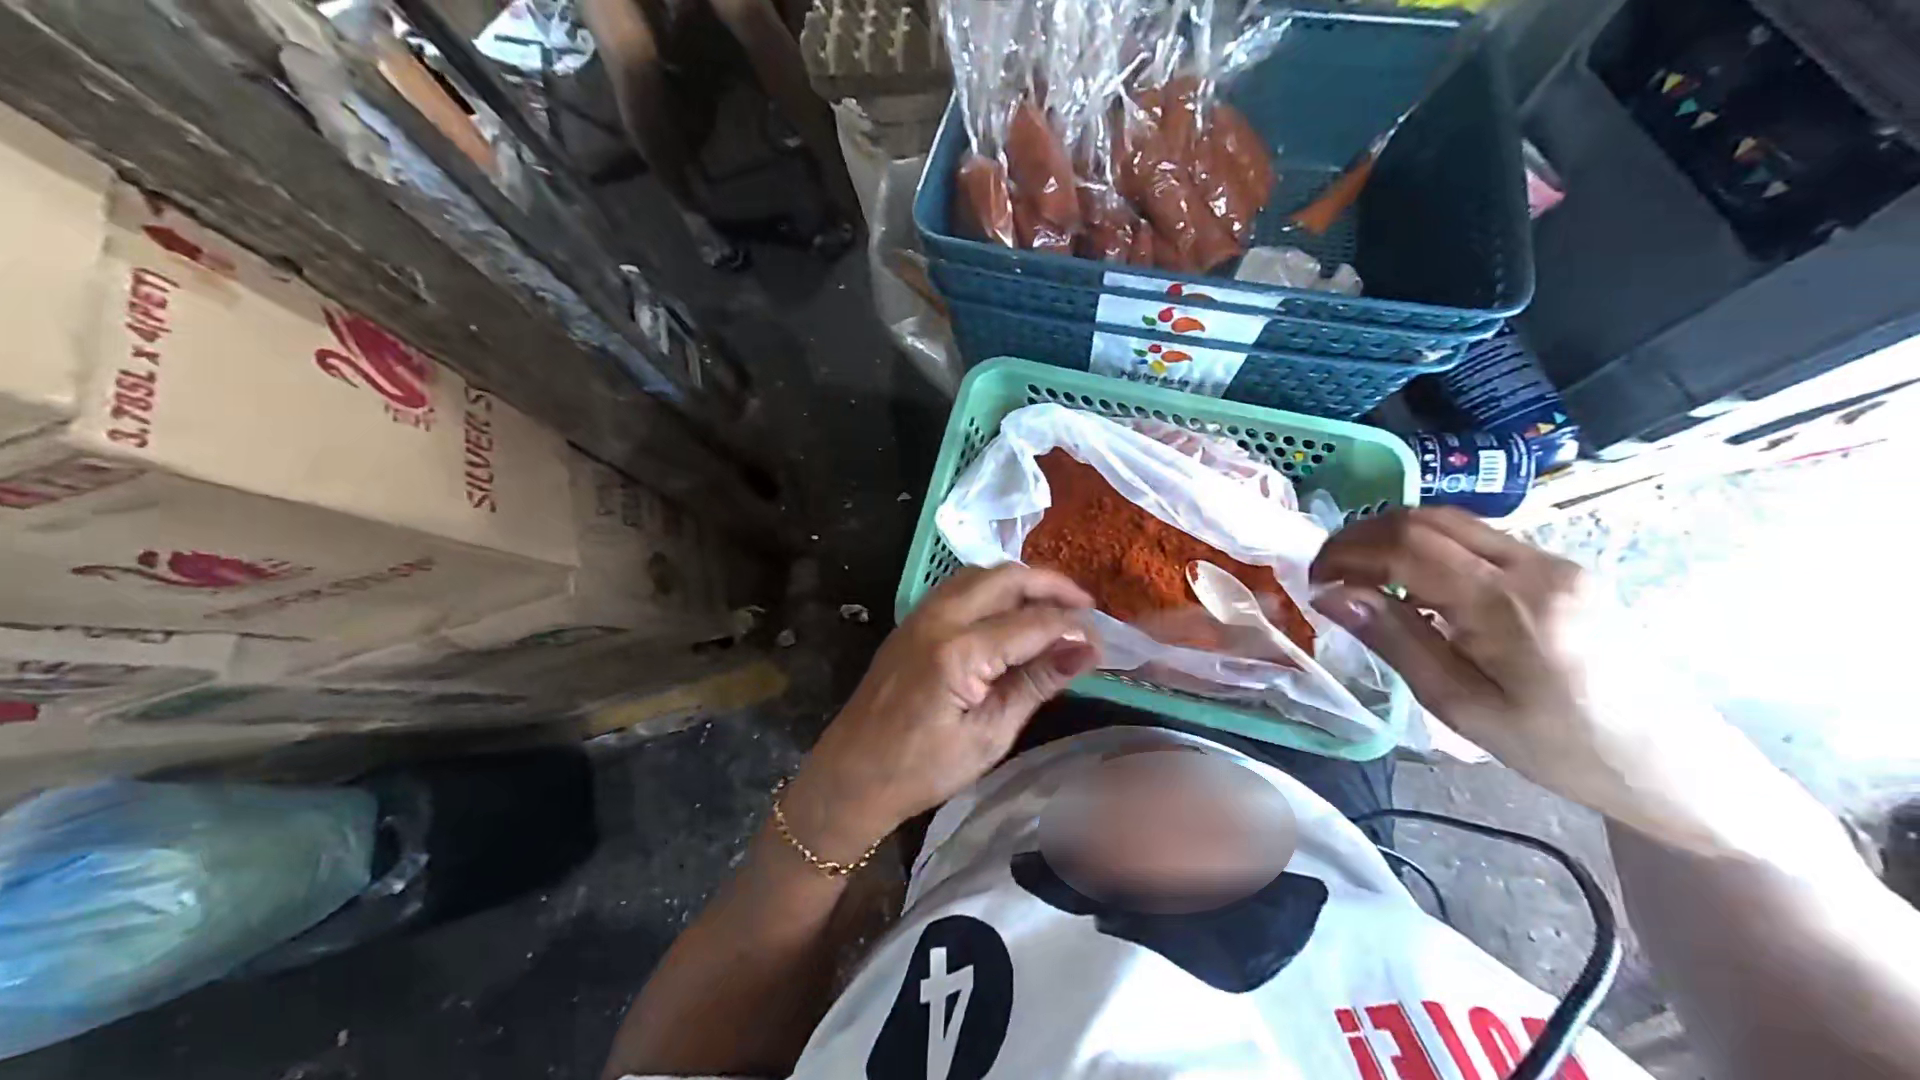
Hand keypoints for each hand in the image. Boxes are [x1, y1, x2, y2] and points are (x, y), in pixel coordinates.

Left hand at [792, 566, 1100, 850]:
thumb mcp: (989, 735)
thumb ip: (1035, 684)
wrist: (852, 774)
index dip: (1072, 628)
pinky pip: (961, 586)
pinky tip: (1012, 612)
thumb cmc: (922, 769)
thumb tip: (1086, 651)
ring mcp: (921, 614)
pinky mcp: (913, 620)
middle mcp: (939, 618)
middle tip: (1086, 608)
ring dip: (1022, 582)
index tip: (1102, 642)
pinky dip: (994, 588)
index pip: (1032, 623)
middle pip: (1007, 578)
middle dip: (1052, 586)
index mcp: (959, 651)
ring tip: (1055, 607)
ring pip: (982, 574)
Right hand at [1307, 508, 1725, 836]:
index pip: (1407, 547)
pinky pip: (1477, 538)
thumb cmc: (1558, 748)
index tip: (1313, 580)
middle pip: (1426, 518)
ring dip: (1392, 536)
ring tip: (1359, 573)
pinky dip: (1426, 546)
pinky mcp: (1561, 568)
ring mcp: (1555, 561)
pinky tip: (1410, 580)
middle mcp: (1536, 566)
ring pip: (1450, 520)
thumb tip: (1331, 593)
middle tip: (1328, 571)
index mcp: (1511, 606)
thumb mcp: (1461, 705)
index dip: (1347, 553)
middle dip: (1363, 535)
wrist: (1673, 764)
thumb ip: (1394, 638)